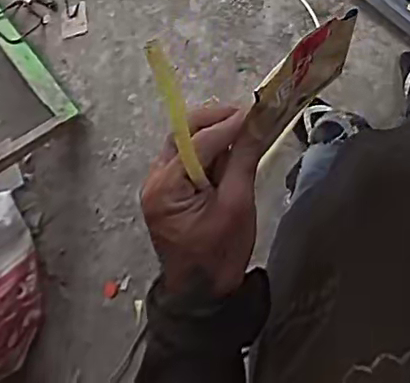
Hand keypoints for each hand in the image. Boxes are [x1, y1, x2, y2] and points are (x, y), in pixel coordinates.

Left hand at [140, 103, 267, 296]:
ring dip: (212, 132)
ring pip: (184, 141)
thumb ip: (243, 158)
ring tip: (242, 133)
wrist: (202, 296)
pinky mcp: (168, 189)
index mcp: (165, 189)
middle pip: (183, 133)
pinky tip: (229, 151)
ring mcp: (158, 185)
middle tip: (245, 118)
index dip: (227, 124)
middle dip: (215, 121)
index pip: (198, 142)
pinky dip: (208, 148)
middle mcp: (154, 181)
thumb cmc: (219, 254)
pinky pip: (187, 156)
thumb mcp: (237, 205)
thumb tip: (255, 122)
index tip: (254, 113)